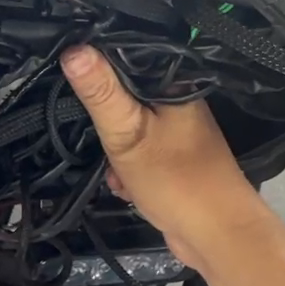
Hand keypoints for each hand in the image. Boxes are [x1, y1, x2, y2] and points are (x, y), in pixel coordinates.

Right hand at [60, 45, 273, 271]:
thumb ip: (100, 92)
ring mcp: (178, 131)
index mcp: (174, 83)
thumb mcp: (127, 133)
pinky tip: (123, 184)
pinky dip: (127, 167)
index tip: (67, 80)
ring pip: (128, 126)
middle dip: (103, 118)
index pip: (126, 56)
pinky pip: (139, 151)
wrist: (218, 236)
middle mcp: (179, 101)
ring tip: (113, 169)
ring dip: (114, 149)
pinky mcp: (174, 157)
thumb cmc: (177, 180)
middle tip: (90, 135)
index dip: (94, 65)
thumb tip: (73, 49)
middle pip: (124, 94)